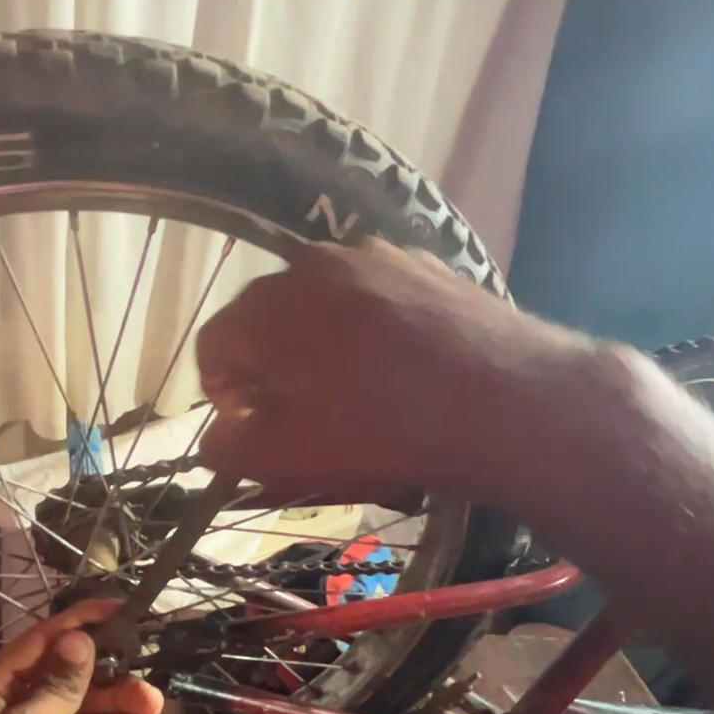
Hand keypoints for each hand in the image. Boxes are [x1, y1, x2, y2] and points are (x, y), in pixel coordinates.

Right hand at [195, 238, 606, 501]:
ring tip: (352, 391)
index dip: (222, 393)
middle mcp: (309, 266)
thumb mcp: (283, 457)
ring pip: (321, 306)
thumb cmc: (375, 431)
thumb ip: (227, 447)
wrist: (500, 400)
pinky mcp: (424, 262)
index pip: (213, 346)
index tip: (250, 426)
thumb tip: (215, 438)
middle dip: (270, 369)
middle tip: (298, 413)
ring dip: (319, 347)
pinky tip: (398, 368)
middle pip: (266, 321)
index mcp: (263, 310)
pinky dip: (369, 330)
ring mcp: (372, 256)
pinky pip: (374, 298)